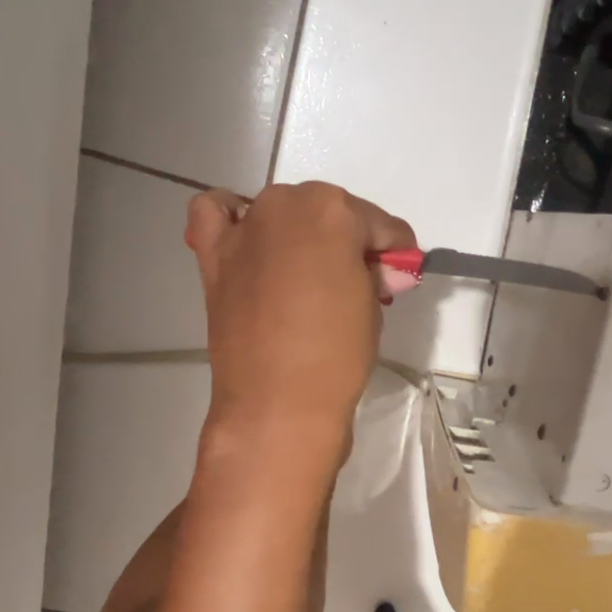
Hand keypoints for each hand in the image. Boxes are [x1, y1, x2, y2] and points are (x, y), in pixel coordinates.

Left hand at [183, 182, 417, 456]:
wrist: (279, 406)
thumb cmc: (336, 357)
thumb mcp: (373, 310)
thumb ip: (374, 276)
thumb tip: (380, 271)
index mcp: (331, 212)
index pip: (377, 223)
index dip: (394, 252)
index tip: (399, 277)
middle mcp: (283, 205)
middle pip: (327, 212)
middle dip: (348, 243)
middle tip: (360, 287)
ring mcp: (243, 229)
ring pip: (280, 212)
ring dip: (300, 234)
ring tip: (311, 277)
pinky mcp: (213, 257)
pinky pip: (215, 214)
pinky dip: (233, 219)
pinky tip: (251, 245)